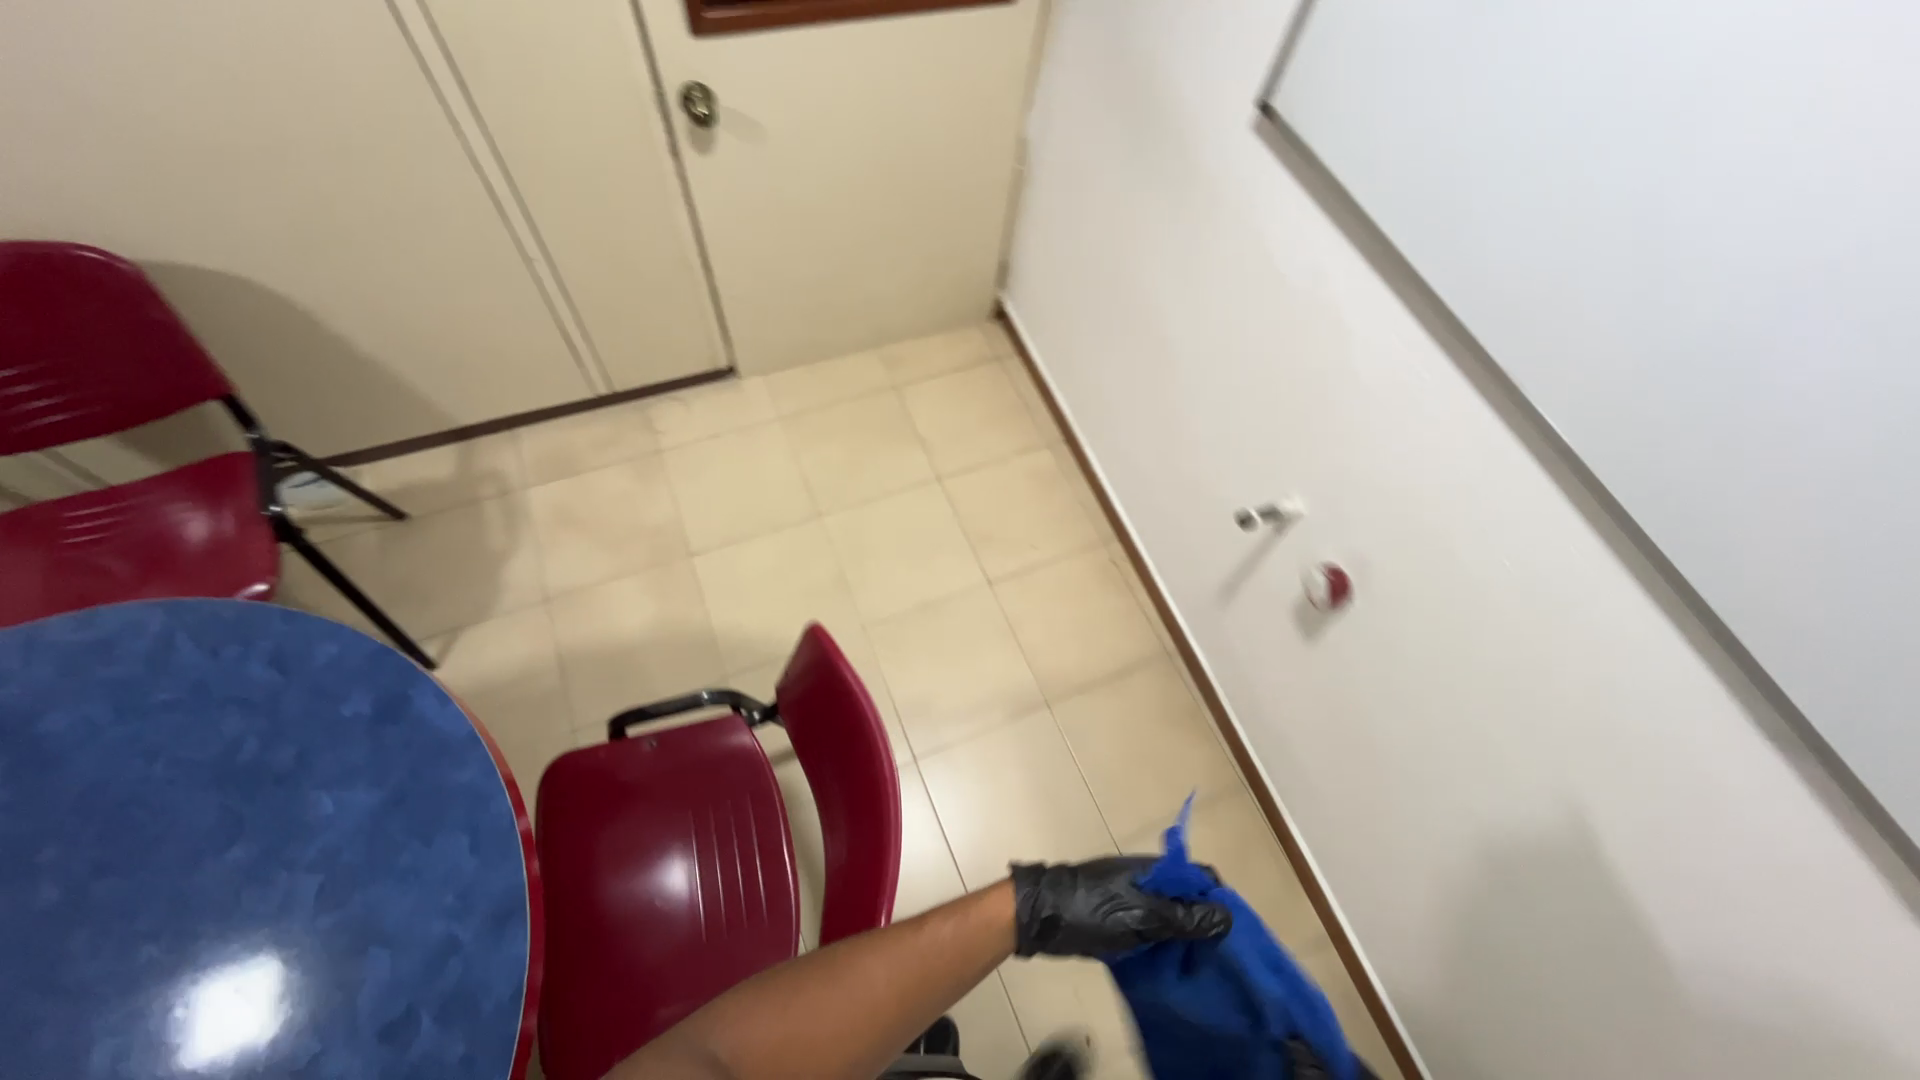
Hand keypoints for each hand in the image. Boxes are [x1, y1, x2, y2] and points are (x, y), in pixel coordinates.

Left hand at [1009, 856, 1232, 957]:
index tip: (1230, 934)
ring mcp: (1129, 897)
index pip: (1198, 876)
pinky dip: (1161, 943)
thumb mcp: (1141, 916)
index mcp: (1153, 869)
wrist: (1039, 915)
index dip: (1217, 900)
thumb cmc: (1091, 910)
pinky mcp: (1116, 916)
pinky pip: (1149, 927)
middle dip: (1203, 922)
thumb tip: (1226, 915)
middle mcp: (1145, 879)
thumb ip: (1182, 916)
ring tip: (1198, 966)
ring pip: (1168, 914)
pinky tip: (1169, 967)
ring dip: (1182, 936)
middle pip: (1185, 897)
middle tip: (1217, 956)